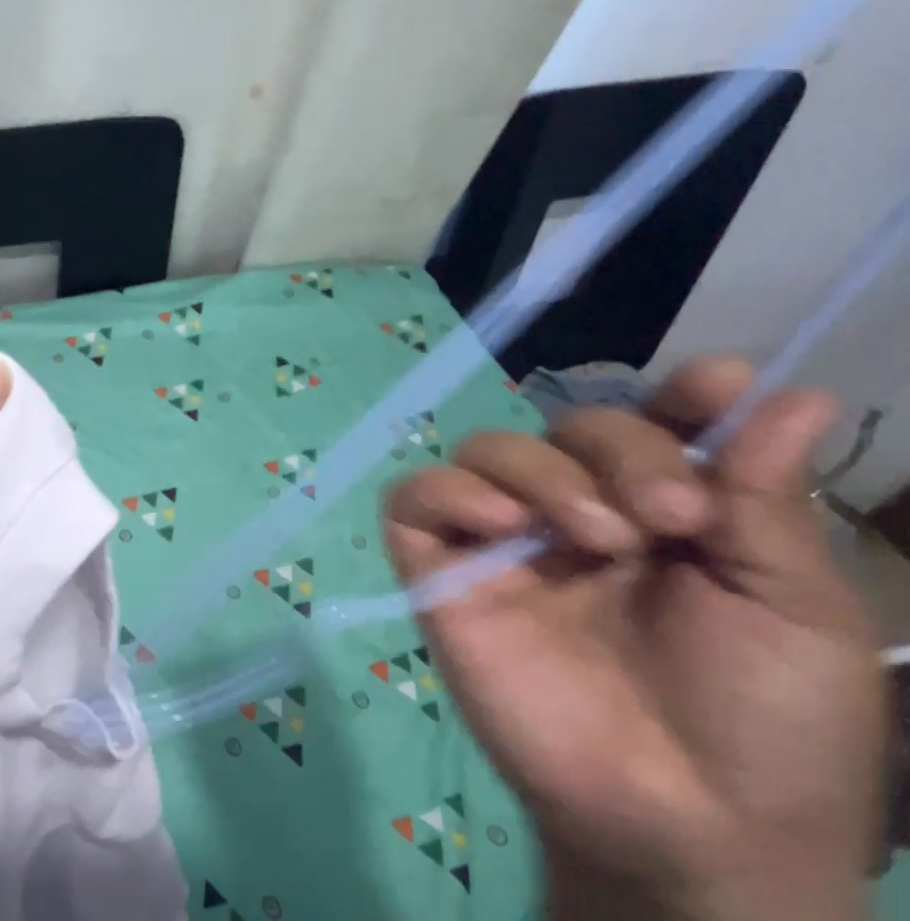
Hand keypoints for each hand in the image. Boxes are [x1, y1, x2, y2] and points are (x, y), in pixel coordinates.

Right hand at [383, 358, 884, 919]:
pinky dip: (448, 492)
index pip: (651, 423)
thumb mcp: (795, 604)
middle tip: (671, 520)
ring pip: (485, 449)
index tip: (711, 386)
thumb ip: (765, 498)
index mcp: (667, 516)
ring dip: (541, 471)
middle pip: (567, 425)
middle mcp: (581, 518)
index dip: (674, 396)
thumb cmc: (770, 721)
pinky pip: (412, 501)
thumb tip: (792, 393)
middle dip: (622, 449)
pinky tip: (501, 527)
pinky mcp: (441, 578)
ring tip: (595, 539)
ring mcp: (504, 548)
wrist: (693, 822)